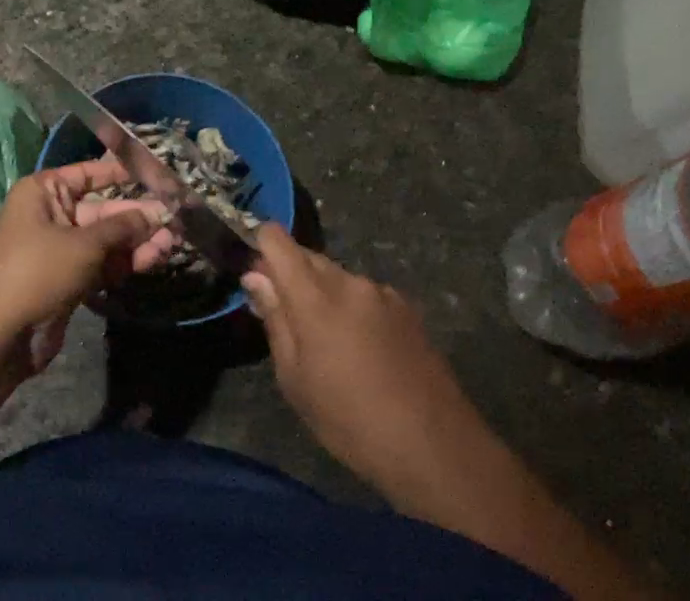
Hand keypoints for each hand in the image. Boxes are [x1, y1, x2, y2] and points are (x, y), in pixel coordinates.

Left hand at [0, 160, 172, 355]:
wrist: (1, 332)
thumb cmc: (38, 271)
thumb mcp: (84, 244)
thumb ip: (121, 228)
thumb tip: (154, 215)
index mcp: (42, 193)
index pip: (87, 174)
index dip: (120, 173)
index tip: (155, 173)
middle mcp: (50, 215)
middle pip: (101, 210)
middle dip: (136, 216)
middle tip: (175, 219)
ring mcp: (59, 250)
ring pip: (105, 240)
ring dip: (136, 242)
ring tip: (172, 242)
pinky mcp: (67, 280)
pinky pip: (101, 264)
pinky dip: (124, 262)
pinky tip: (154, 259)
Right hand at [242, 224, 480, 480]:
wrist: (435, 448)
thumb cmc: (349, 421)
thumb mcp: (294, 379)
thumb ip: (275, 319)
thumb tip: (255, 276)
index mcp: (315, 296)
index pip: (276, 240)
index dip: (260, 247)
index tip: (254, 275)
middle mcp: (350, 282)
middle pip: (307, 258)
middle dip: (290, 277)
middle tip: (285, 320)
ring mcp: (383, 294)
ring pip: (337, 278)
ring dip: (323, 295)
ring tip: (327, 344)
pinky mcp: (408, 310)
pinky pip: (365, 296)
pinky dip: (352, 309)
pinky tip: (362, 351)